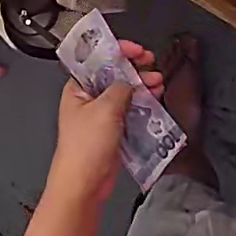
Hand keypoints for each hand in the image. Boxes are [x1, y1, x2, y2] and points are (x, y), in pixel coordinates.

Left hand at [46, 41, 164, 207]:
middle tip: (151, 64)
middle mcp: (88, 99)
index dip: (118, 51)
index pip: (98, 59)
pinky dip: (142, 105)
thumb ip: (121, 88)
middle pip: (114, 75)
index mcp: (77, 88)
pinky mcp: (112, 131)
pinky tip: (154, 101)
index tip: (137, 50)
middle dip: (134, 68)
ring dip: (141, 86)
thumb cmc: (84, 148)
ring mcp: (100, 115)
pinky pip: (130, 112)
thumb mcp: (105, 108)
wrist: (83, 184)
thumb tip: (131, 80)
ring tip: (157, 83)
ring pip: (124, 93)